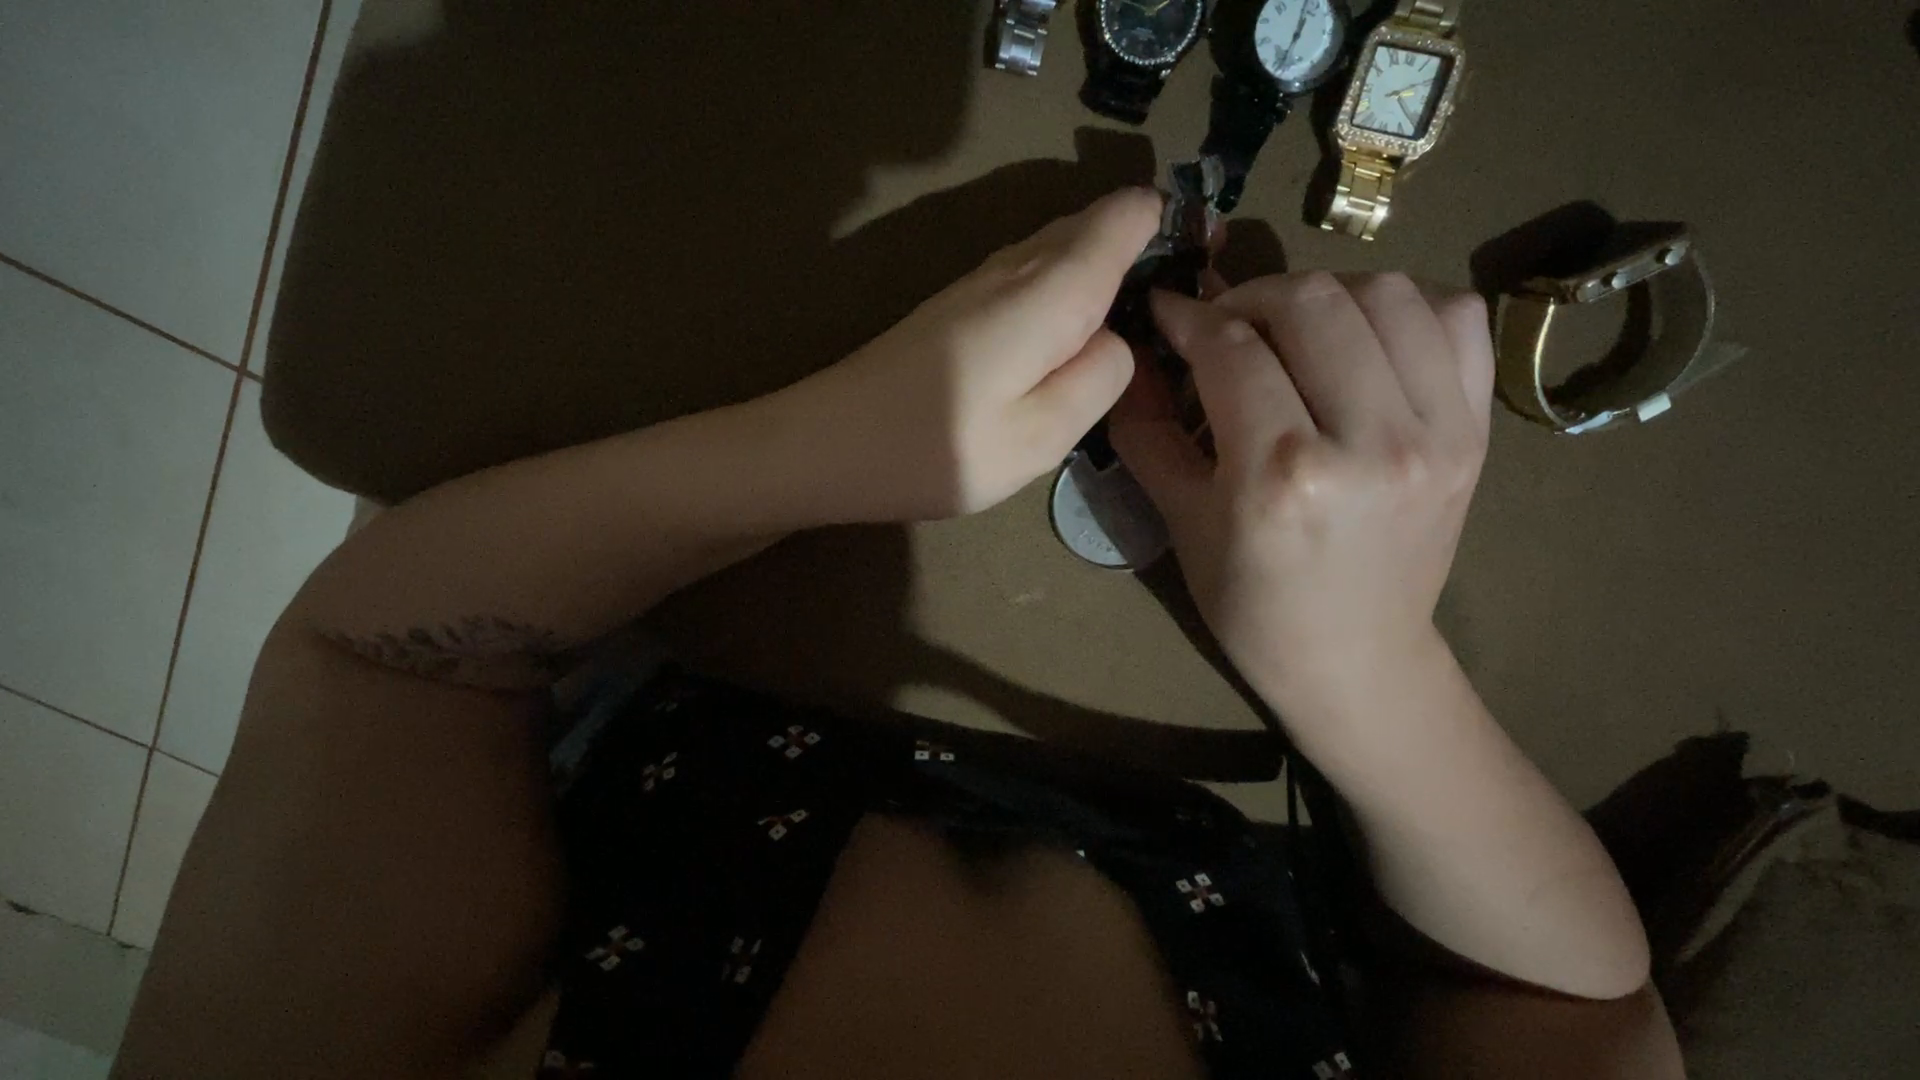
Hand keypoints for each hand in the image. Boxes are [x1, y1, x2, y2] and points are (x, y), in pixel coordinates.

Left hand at [775, 189, 1161, 522]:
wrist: (822, 448)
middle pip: (1094, 227)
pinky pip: (1029, 278)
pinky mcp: (956, 308)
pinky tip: (1066, 341)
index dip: (1172, 226)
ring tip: (1133, 327)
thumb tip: (1120, 341)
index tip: (1203, 266)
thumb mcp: (1038, 436)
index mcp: (1047, 291)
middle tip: (1179, 309)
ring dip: (1102, 273)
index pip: (1125, 218)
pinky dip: (1063, 294)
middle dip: (1142, 251)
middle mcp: (1013, 267)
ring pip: (1059, 251)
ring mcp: (977, 283)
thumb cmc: (933, 451)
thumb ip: (1098, 380)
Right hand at [1109, 271, 1494, 710]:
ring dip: (1323, 293)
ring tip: (1292, 326)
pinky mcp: (1476, 432)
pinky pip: (1456, 320)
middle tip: (1226, 323)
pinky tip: (1364, 336)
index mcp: (1281, 474)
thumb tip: (1128, 358)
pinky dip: (1405, 305)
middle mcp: (1368, 441)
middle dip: (1250, 296)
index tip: (1166, 311)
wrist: (1352, 656)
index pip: (1231, 350)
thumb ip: (1148, 431)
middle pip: (1310, 303)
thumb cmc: (1251, 601)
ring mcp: (1436, 433)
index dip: (1188, 317)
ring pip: (1385, 294)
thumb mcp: (1181, 521)